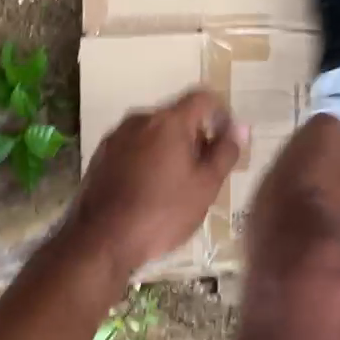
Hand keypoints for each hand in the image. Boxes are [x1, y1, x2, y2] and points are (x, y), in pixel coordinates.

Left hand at [64, 89, 245, 278]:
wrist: (99, 242)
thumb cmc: (161, 214)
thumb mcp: (205, 187)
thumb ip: (225, 152)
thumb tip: (241, 126)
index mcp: (170, 120)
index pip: (203, 97)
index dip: (221, 113)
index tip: (225, 141)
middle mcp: (141, 118)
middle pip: (178, 116)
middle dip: (194, 137)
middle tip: (202, 173)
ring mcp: (117, 136)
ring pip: (154, 132)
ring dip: (169, 149)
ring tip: (174, 187)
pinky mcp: (100, 155)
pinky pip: (134, 147)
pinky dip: (146, 160)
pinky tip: (147, 192)